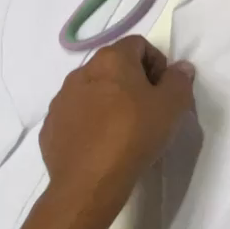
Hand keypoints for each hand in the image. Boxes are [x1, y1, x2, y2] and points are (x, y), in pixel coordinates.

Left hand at [39, 36, 194, 224]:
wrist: (89, 184)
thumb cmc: (135, 134)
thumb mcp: (173, 104)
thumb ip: (179, 79)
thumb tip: (179, 68)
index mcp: (111, 60)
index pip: (139, 44)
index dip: (156, 62)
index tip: (163, 89)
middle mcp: (81, 73)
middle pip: (114, 66)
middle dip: (132, 81)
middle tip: (148, 108)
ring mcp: (60, 101)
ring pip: (92, 90)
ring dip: (109, 101)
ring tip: (124, 128)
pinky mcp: (49, 128)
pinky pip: (75, 116)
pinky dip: (90, 122)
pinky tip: (102, 144)